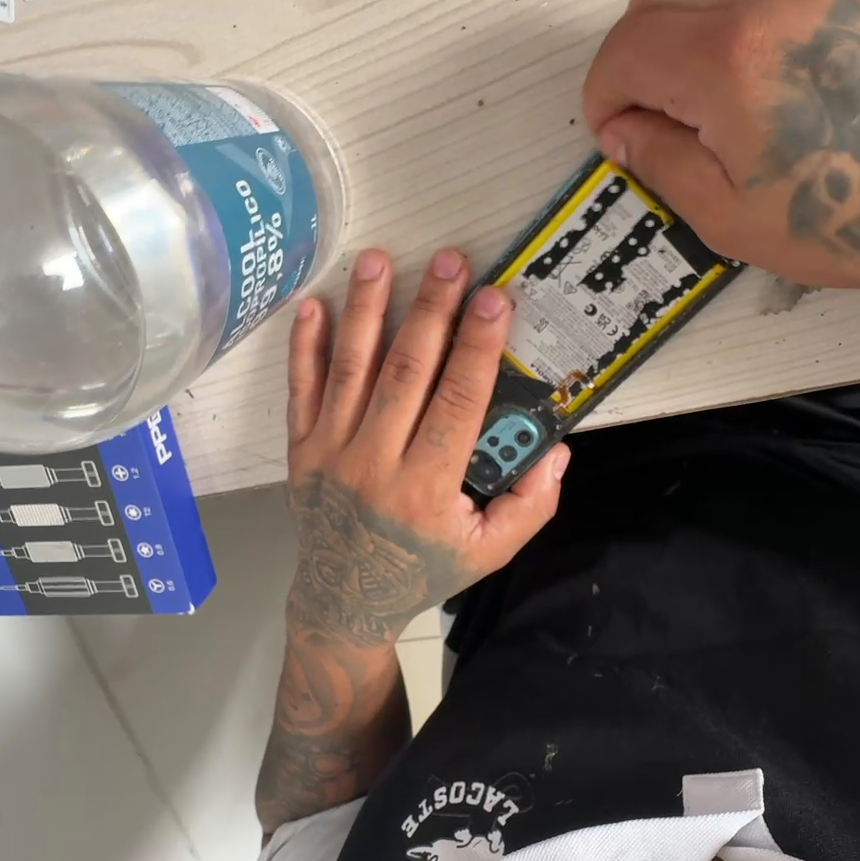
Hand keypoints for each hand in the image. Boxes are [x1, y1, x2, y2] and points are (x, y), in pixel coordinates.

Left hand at [283, 248, 567, 645]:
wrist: (345, 599)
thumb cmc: (423, 570)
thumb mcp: (489, 552)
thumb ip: (530, 506)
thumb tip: (558, 450)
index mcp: (426, 488)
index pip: (457, 403)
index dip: (477, 348)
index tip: (493, 299)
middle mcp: (374, 463)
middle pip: (405, 373)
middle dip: (431, 311)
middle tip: (449, 260)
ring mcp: (330, 452)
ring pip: (350, 370)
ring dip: (365, 312)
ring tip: (377, 260)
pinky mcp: (301, 449)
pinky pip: (301, 390)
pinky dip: (305, 347)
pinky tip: (314, 306)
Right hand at [584, 0, 859, 310]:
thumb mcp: (731, 218)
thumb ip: (660, 161)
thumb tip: (626, 129)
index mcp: (734, 62)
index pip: (626, 46)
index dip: (604, 91)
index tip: (615, 123)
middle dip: (639, 39)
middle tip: (653, 97)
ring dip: (705, 27)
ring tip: (734, 98)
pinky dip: (773, 20)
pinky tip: (798, 79)